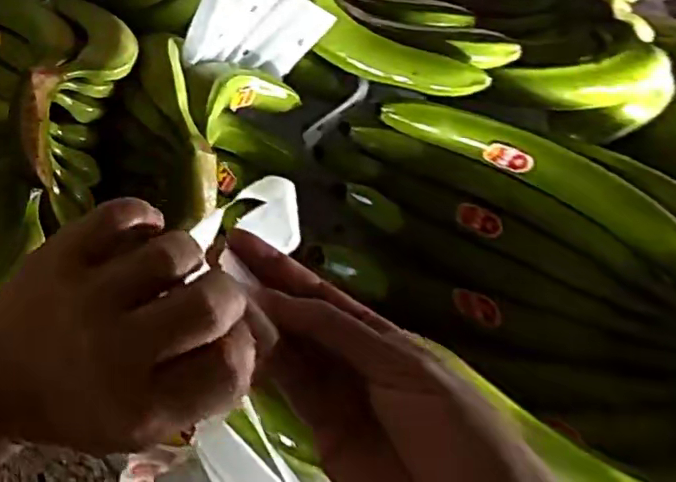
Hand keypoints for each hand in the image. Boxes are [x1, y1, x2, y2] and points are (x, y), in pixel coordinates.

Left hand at [0, 199, 268, 453]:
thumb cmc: (78, 400)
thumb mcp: (141, 420)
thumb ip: (200, 384)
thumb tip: (256, 326)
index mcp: (142, 406)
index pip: (229, 366)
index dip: (246, 341)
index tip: (235, 329)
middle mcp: (117, 348)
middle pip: (210, 302)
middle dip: (227, 291)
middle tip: (214, 288)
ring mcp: (87, 291)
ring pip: (172, 250)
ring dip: (188, 252)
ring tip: (176, 263)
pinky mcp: (64, 248)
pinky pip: (123, 213)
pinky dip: (146, 216)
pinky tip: (147, 231)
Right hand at [226, 231, 549, 481]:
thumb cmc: (462, 436)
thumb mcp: (408, 369)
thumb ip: (340, 331)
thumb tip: (276, 297)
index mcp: (380, 336)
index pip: (320, 292)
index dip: (279, 266)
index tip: (238, 239)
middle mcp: (351, 359)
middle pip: (296, 317)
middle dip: (258, 287)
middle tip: (213, 260)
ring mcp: (336, 397)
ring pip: (285, 349)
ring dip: (253, 322)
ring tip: (215, 296)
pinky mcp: (322, 435)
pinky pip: (285, 390)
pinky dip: (259, 364)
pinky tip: (234, 342)